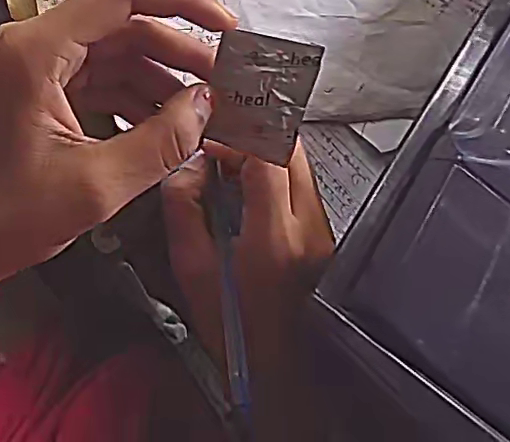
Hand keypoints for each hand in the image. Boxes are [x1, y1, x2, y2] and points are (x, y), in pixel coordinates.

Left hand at [0, 0, 235, 289]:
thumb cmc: (5, 220)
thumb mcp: (95, 186)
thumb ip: (161, 141)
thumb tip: (209, 103)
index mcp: (37, 49)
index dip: (181, 1)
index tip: (226, 25)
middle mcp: (35, 40)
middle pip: (123, 22)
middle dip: (178, 47)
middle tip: (226, 76)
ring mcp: (39, 60)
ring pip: (117, 48)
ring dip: (162, 72)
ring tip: (206, 102)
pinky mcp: (44, 82)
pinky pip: (102, 73)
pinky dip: (137, 91)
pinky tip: (169, 118)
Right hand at [163, 143, 332, 439]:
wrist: (277, 375)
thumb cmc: (236, 334)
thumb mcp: (191, 266)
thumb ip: (183, 204)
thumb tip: (190, 163)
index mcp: (275, 239)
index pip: (266, 155)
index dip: (234, 135)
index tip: (211, 141)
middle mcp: (309, 230)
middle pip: (290, 147)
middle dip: (251, 136)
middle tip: (223, 148)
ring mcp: (323, 232)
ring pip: (298, 162)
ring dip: (263, 153)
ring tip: (233, 173)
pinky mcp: (325, 235)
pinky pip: (300, 183)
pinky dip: (274, 175)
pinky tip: (250, 195)